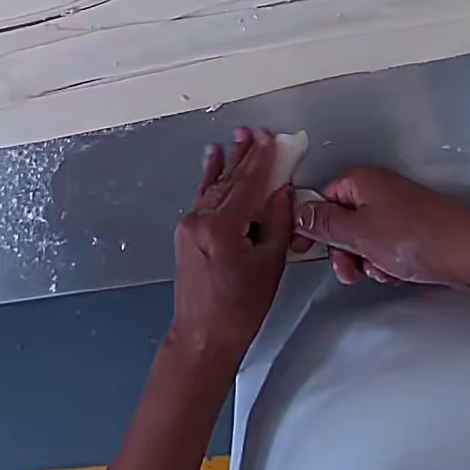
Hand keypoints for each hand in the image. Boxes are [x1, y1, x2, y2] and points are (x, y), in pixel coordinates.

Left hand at [167, 127, 293, 360]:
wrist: (202, 337)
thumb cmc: (240, 309)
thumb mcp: (271, 265)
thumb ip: (278, 222)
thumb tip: (283, 191)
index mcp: (223, 228)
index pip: (249, 184)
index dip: (262, 159)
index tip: (271, 139)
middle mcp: (201, 220)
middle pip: (231, 179)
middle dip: (246, 154)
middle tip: (257, 132)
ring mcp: (189, 223)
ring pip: (216, 185)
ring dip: (231, 161)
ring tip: (240, 136)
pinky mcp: (185, 229)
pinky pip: (202, 195)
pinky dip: (210, 175)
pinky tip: (213, 157)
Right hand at [294, 167, 469, 286]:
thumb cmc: (416, 238)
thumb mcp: (359, 233)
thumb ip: (325, 224)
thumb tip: (299, 213)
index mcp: (360, 181)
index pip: (321, 197)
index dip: (312, 224)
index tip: (306, 249)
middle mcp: (376, 189)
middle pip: (341, 219)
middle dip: (341, 248)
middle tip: (349, 269)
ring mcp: (395, 207)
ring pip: (362, 236)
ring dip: (363, 258)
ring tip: (379, 271)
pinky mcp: (410, 227)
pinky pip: (383, 244)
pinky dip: (384, 260)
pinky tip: (395, 272)